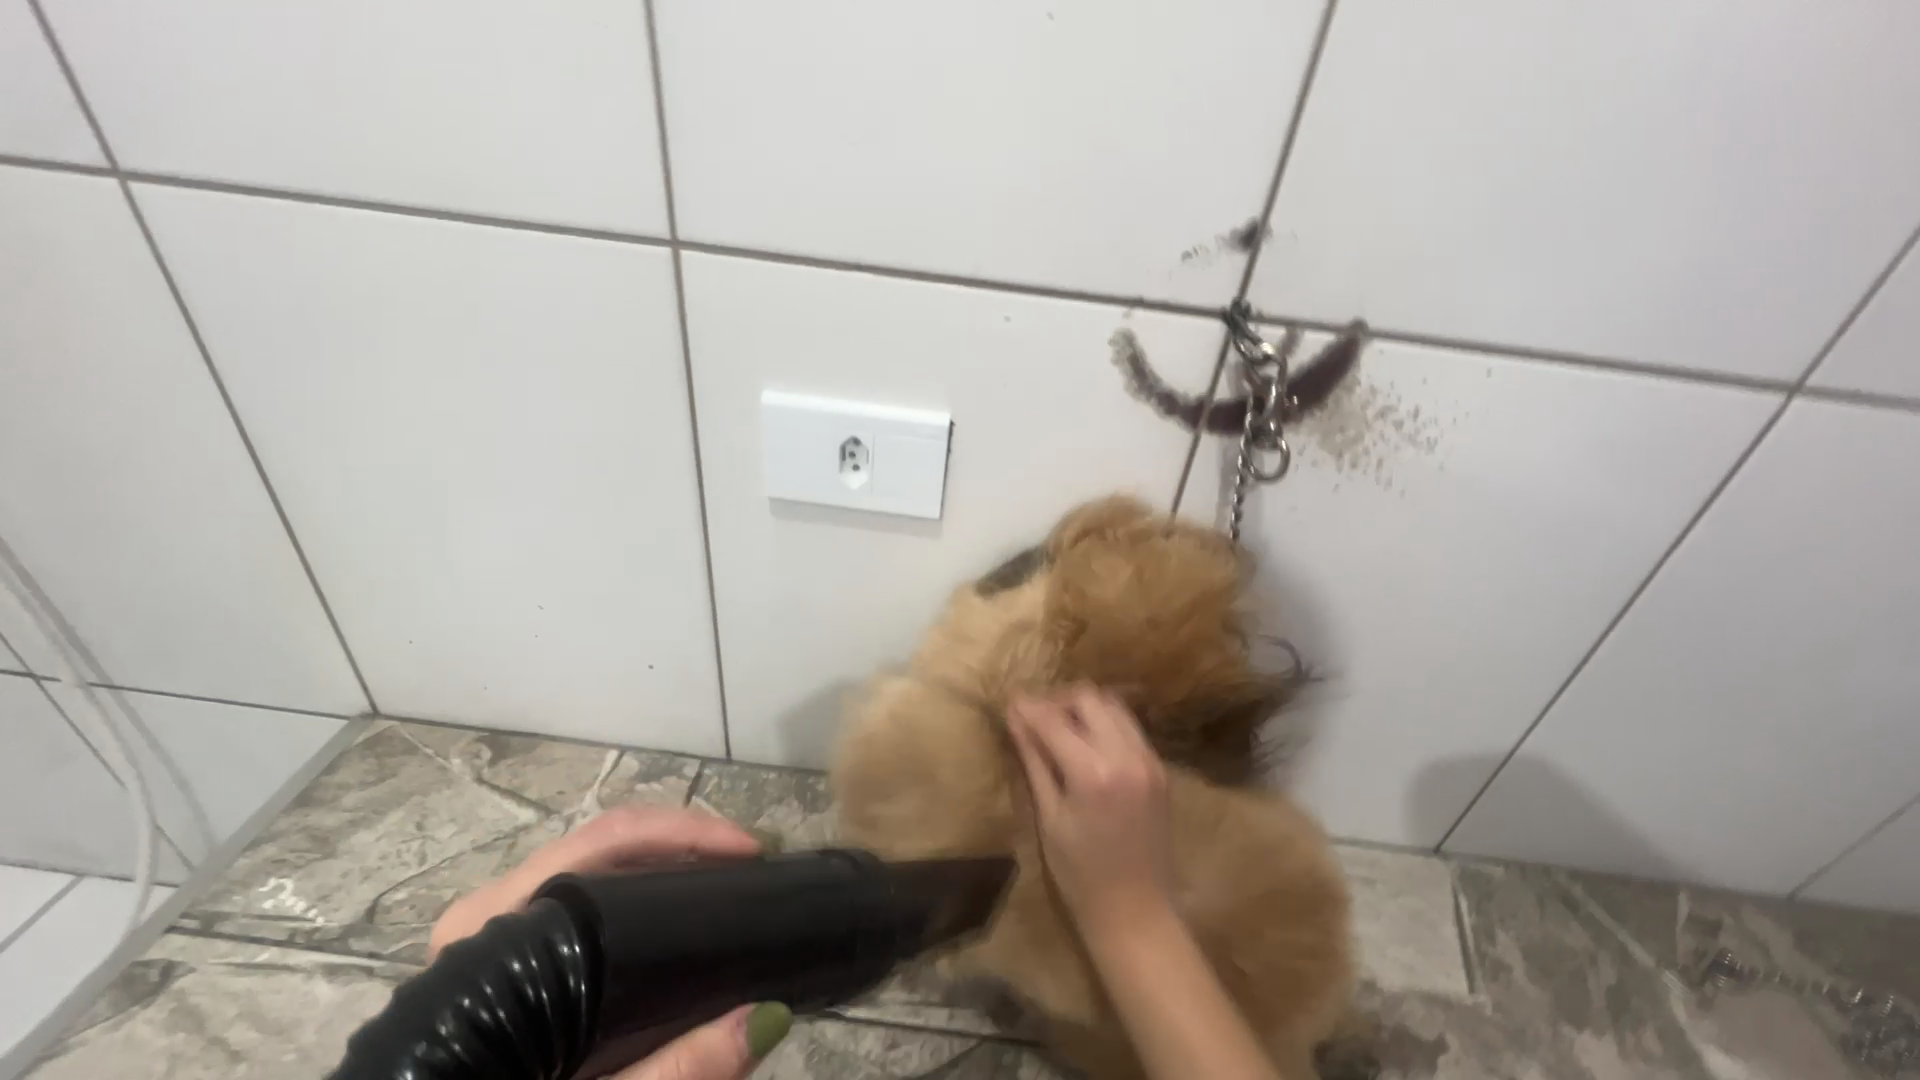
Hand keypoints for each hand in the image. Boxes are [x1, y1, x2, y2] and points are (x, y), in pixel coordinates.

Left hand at [427, 803, 791, 1079]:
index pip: (607, 844)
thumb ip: (674, 1072)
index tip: (753, 852)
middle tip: (756, 856)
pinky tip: (684, 901)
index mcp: (499, 934)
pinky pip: (584, 886)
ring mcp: (494, 923)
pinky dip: (643, 880)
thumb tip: (766, 1017)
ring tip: (733, 871)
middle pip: (608, 838)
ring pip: (597, 857)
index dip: (688, 835)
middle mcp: (492, 911)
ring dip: (668, 853)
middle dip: (690, 836)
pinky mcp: (505, 944)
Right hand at [1007, 686, 1174, 933]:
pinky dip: (1106, 724)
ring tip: (1061, 729)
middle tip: (1036, 719)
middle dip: (1058, 701)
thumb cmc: (1080, 875)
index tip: (1009, 704)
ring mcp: (1149, 760)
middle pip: (1089, 698)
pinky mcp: (1159, 768)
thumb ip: (1034, 761)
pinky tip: (1088, 745)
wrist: (1136, 912)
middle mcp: (1126, 755)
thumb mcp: (1049, 817)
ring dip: (1085, 708)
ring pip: (1114, 706)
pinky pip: (1130, 727)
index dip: (1028, 708)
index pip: (1054, 720)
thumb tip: (1015, 719)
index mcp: (1093, 773)